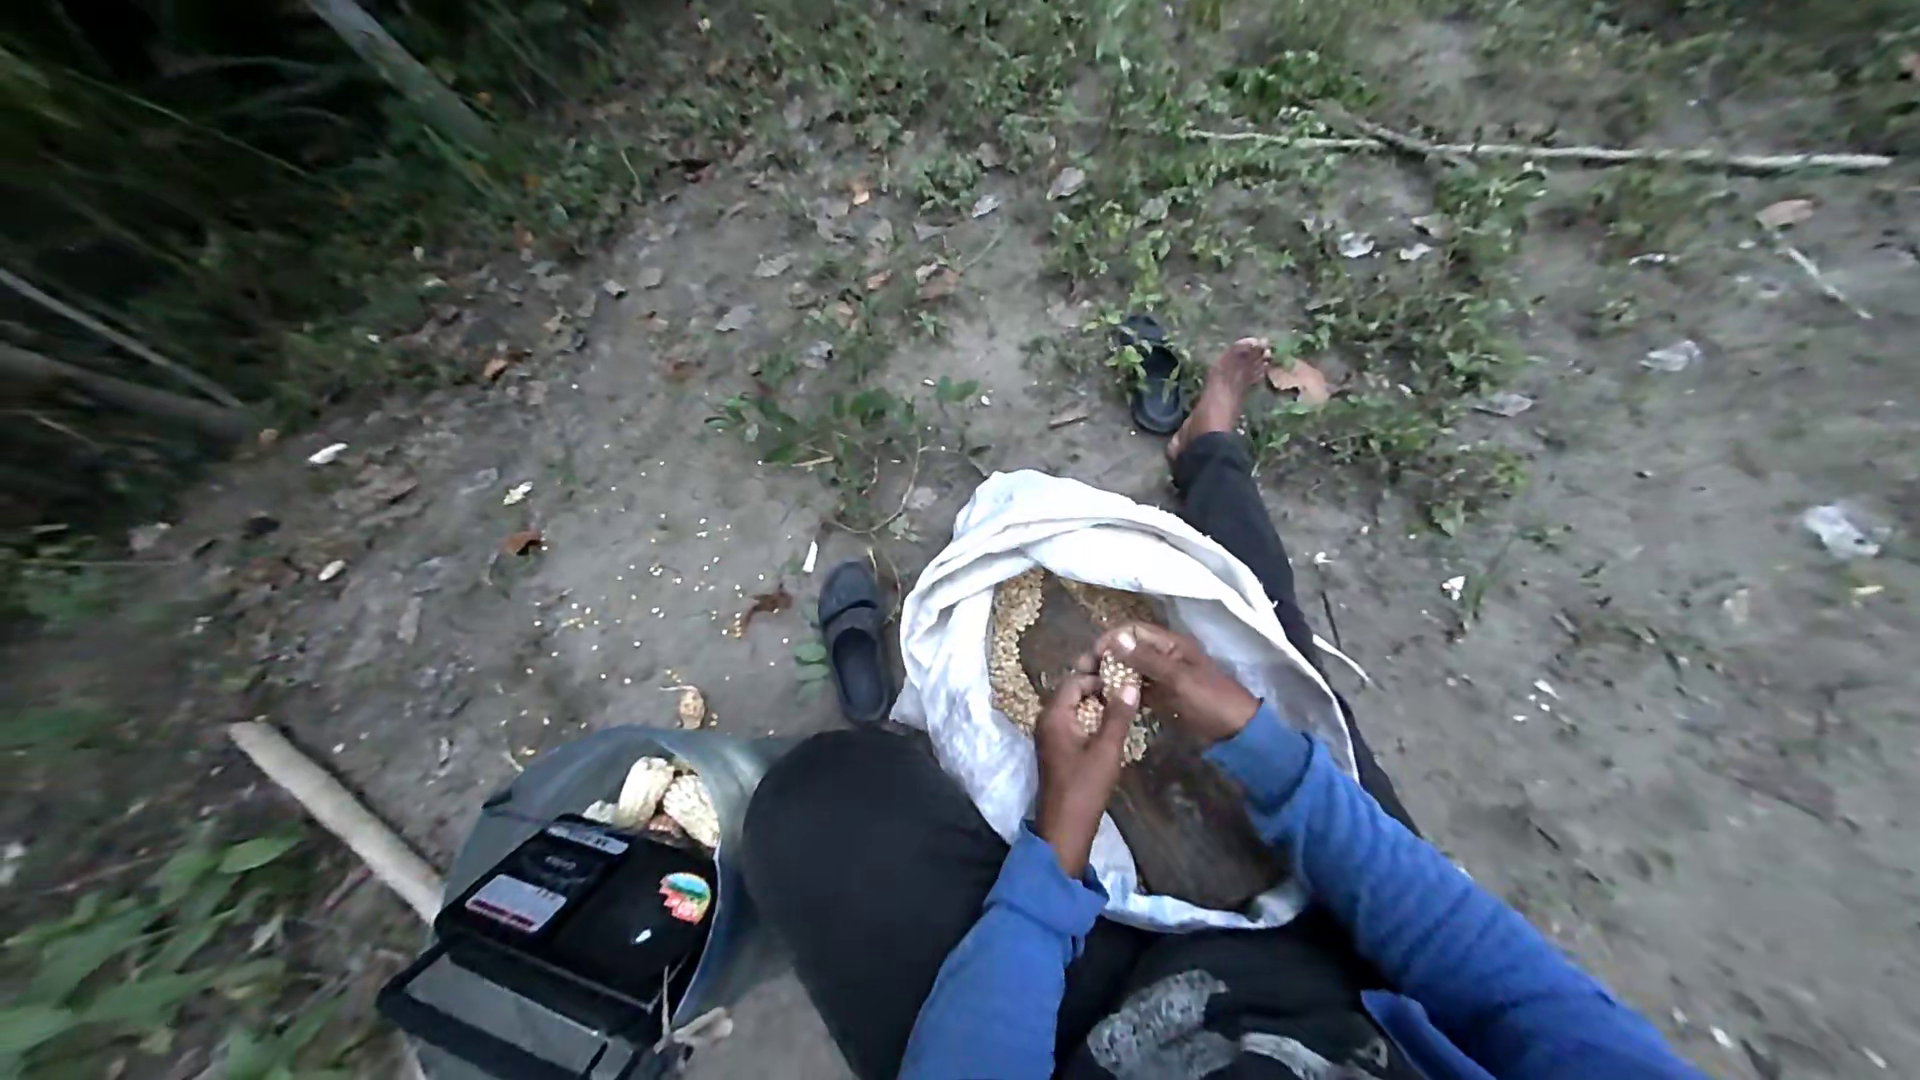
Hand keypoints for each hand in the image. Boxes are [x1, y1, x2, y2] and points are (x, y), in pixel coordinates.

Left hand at [1033, 673, 1136, 877]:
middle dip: (1096, 686)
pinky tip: (1110, 722)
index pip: (1073, 681)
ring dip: (1094, 702)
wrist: (1064, 826)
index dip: (1097, 676)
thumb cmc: (1085, 786)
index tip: (1123, 676)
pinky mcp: (1055, 747)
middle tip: (1125, 685)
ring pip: (1071, 707)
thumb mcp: (1106, 749)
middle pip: (1070, 691)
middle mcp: (1045, 719)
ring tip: (1122, 701)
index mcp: (1053, 715)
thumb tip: (1130, 683)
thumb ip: (1118, 715)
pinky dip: (1088, 717)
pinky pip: (1070, 721)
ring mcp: (1048, 734)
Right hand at [1092, 622, 1258, 744]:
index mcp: (1170, 644)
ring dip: (1109, 673)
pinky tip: (1105, 699)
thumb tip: (1115, 639)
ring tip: (1089, 685)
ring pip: (1128, 668)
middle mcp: (1163, 656)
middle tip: (1084, 671)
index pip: (1133, 630)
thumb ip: (1146, 659)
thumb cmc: (1210, 700)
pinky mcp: (1161, 696)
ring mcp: (1161, 677)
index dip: (1112, 638)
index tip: (1094, 654)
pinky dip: (1120, 690)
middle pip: (1127, 648)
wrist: (1237, 733)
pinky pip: (1135, 688)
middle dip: (1105, 656)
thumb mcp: (1178, 679)